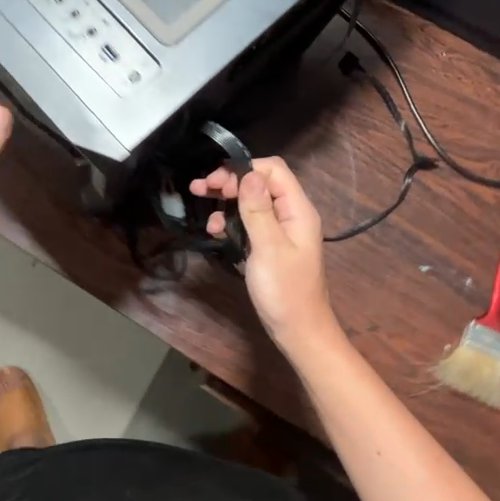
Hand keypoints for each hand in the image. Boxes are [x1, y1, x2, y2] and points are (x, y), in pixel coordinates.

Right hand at [190, 157, 336, 348]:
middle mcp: (291, 214)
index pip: (273, 170)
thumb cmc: (285, 291)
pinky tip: (215, 231)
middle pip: (259, 183)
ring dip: (226, 202)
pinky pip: (249, 221)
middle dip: (230, 182)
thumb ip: (258, 209)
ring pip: (251, 201)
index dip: (244, 170)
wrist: (298, 331)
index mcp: (298, 210)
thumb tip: (248, 174)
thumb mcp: (268, 248)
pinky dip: (231, 221)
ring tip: (203, 208)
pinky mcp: (269, 244)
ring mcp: (281, 230)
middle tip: (201, 188)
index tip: (219, 184)